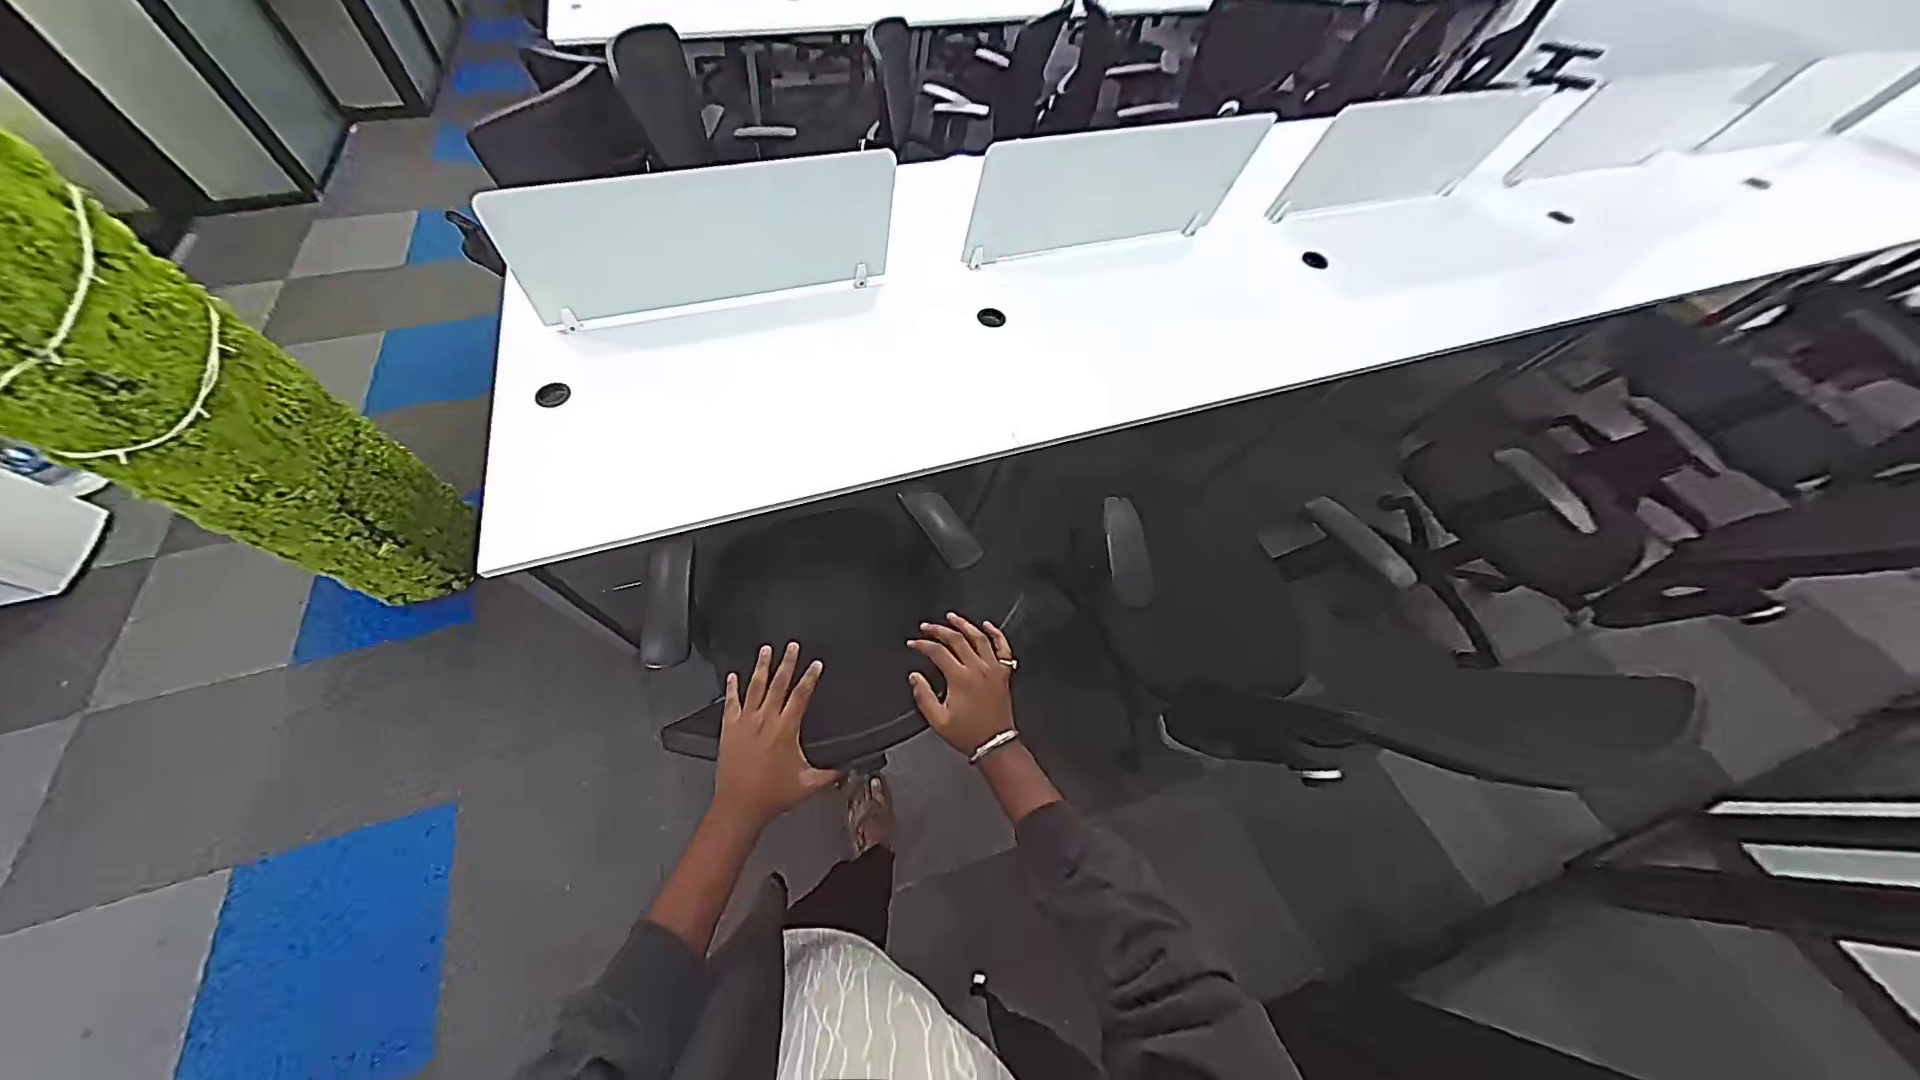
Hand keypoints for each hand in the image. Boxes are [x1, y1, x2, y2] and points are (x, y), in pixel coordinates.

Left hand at [712, 642, 840, 829]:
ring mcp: (744, 723)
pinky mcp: (728, 730)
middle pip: (778, 684)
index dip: (810, 678)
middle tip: (791, 646)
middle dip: (786, 663)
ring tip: (766, 650)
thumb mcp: (809, 785)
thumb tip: (850, 768)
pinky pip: (730, 703)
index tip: (816, 664)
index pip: (800, 696)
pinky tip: (733, 676)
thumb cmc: (773, 795)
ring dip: (761, 667)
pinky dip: (732, 688)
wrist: (739, 807)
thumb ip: (831, 774)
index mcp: (785, 730)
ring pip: (754, 688)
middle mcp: (764, 721)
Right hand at [907, 613, 1016, 758]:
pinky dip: (996, 634)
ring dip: (964, 624)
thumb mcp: (938, 720)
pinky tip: (988, 626)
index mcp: (960, 678)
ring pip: (979, 637)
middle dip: (938, 629)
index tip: (913, 643)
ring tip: (952, 617)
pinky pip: (1003, 648)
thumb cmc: (968, 734)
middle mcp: (978, 669)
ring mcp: (993, 669)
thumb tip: (914, 677)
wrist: (995, 744)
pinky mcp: (1003, 673)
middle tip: (926, 626)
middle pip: (957, 639)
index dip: (922, 644)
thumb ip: (924, 696)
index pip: (938, 651)